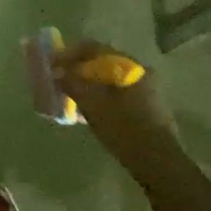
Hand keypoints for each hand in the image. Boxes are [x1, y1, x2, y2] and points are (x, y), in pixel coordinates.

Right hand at [53, 40, 189, 187]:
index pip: (93, 48)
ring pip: (108, 79)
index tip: (52, 64)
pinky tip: (86, 111)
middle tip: (59, 80)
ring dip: (87, 85)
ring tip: (69, 97)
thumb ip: (72, 84)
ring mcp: (145, 90)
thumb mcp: (93, 105)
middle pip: (101, 62)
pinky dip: (99, 97)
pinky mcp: (146, 108)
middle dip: (77, 70)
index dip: (68, 54)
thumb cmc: (125, 129)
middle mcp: (140, 72)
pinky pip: (116, 94)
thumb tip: (57, 73)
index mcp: (129, 65)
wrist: (158, 163)